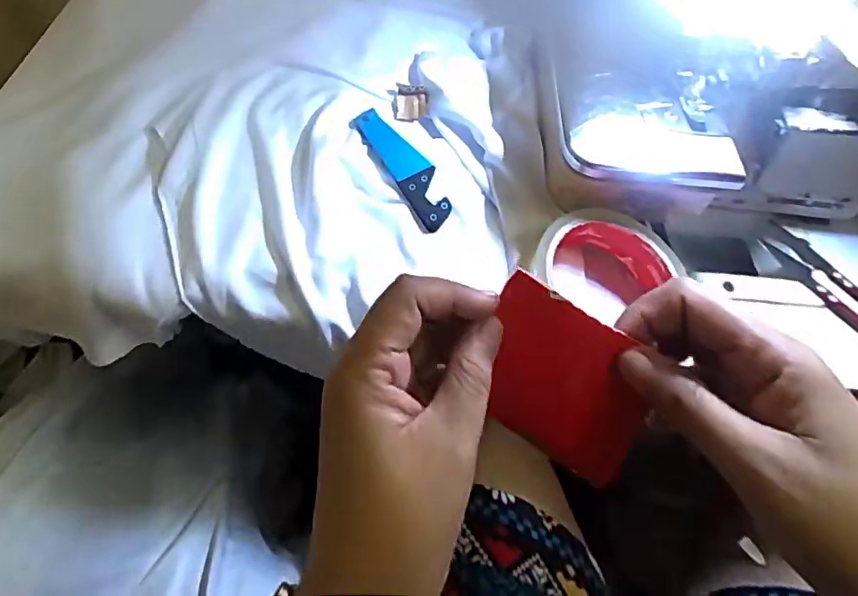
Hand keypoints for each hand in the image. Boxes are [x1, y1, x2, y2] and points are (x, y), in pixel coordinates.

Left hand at [301, 276, 503, 595]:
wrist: (366, 594)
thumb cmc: (408, 518)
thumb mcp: (452, 438)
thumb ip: (472, 370)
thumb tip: (493, 321)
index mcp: (362, 369)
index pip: (406, 297)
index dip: (454, 293)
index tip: (499, 308)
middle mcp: (355, 370)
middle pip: (404, 312)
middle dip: (454, 310)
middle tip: (503, 324)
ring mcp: (362, 393)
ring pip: (408, 339)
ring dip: (450, 335)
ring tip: (495, 344)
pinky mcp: (373, 414)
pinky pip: (408, 369)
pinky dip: (440, 363)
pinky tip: (473, 370)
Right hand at [615, 280, 857, 595]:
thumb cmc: (844, 522)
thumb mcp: (757, 465)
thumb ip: (689, 406)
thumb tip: (625, 357)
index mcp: (774, 351)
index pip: (694, 300)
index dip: (647, 314)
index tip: (609, 351)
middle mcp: (770, 356)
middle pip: (695, 321)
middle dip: (648, 337)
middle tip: (608, 376)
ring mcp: (771, 386)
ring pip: (701, 354)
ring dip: (660, 365)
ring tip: (623, 394)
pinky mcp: (770, 417)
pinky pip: (715, 388)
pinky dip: (681, 394)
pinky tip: (658, 415)